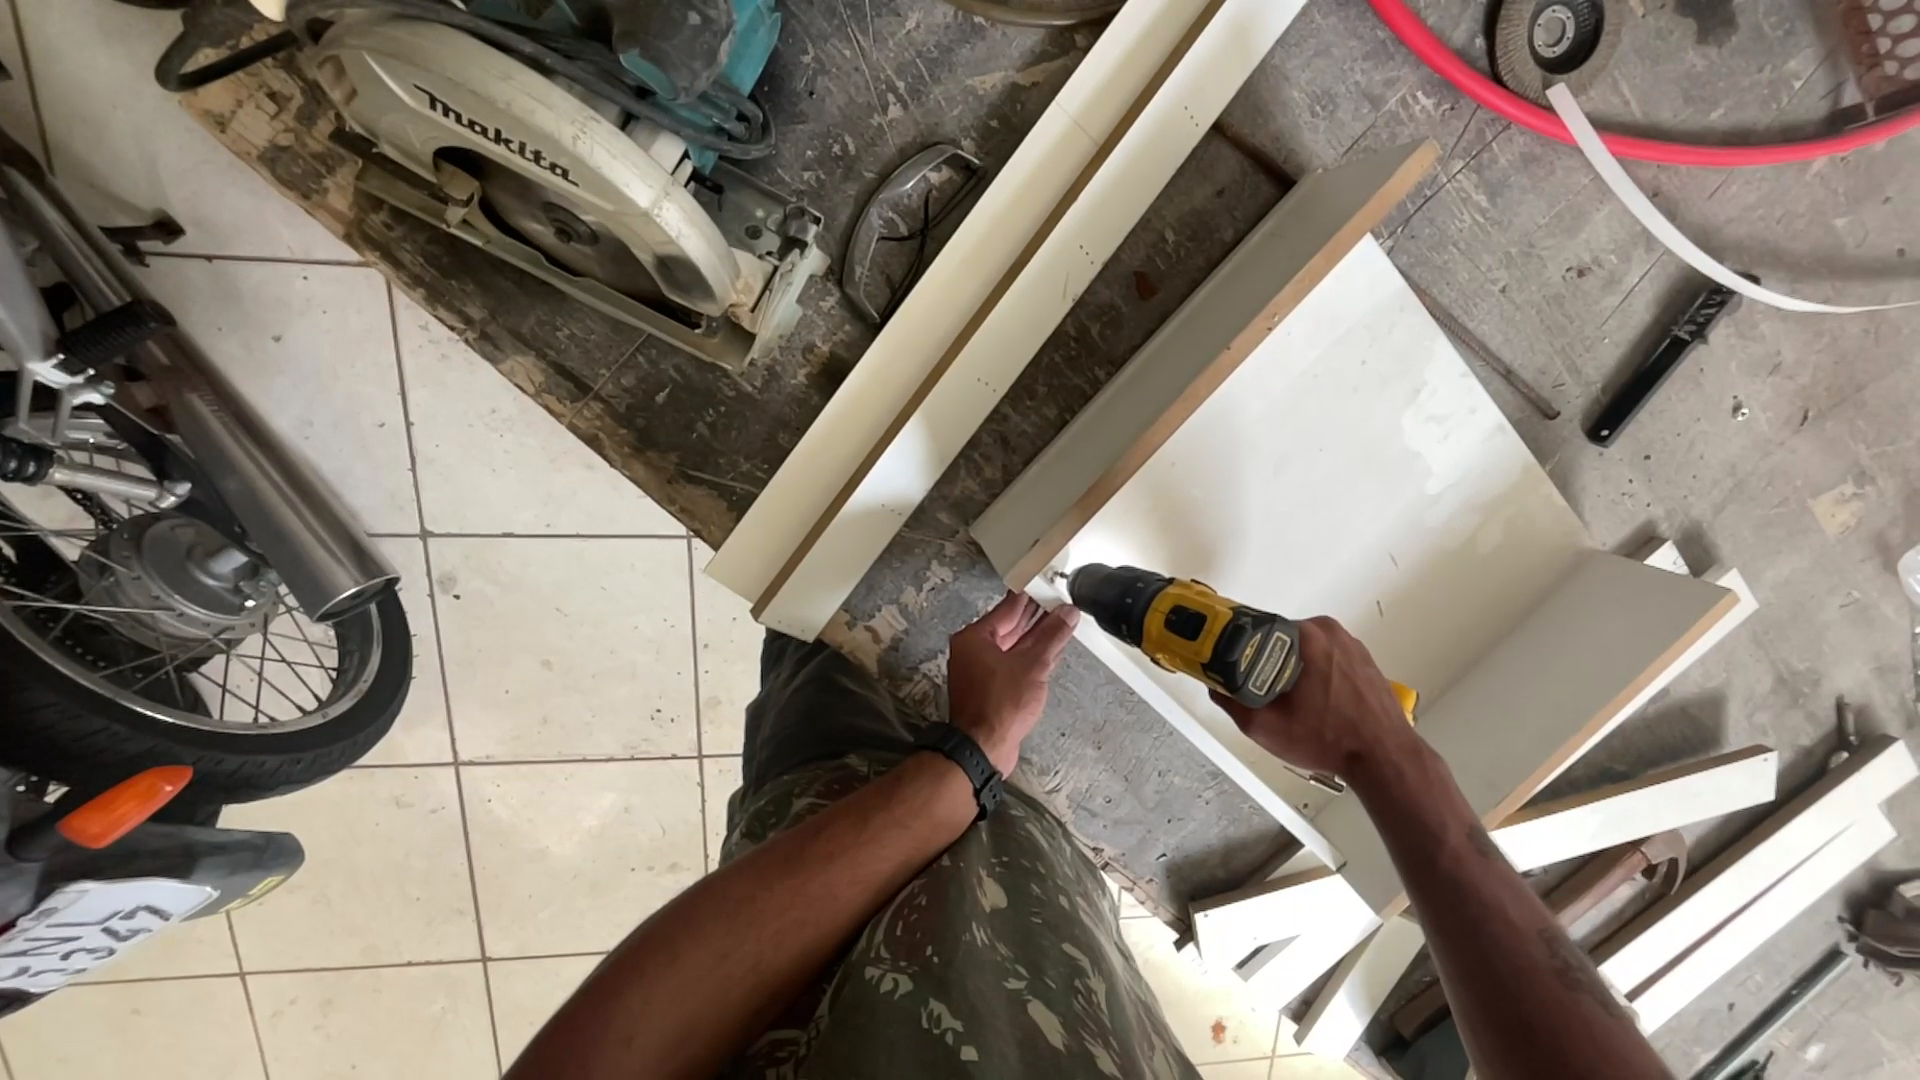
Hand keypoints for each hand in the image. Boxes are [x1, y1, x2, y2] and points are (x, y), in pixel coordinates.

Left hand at [946, 592, 1080, 773]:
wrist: (983, 749)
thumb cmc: (1000, 706)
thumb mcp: (1033, 665)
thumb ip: (1052, 637)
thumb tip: (1067, 614)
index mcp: (975, 637)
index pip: (1009, 607)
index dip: (1032, 596)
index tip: (1050, 586)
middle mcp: (973, 650)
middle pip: (1010, 626)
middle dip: (1037, 617)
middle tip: (1061, 604)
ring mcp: (979, 671)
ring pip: (1012, 647)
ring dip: (1036, 639)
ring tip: (1061, 625)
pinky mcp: (988, 689)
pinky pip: (1011, 665)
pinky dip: (1029, 659)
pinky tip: (1049, 654)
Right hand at [1210, 616, 1416, 780]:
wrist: (1384, 759)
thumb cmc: (1333, 740)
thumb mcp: (1265, 726)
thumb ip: (1231, 702)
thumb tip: (1217, 688)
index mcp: (1308, 636)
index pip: (1258, 628)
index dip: (1241, 650)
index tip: (1234, 668)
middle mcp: (1331, 632)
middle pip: (1280, 639)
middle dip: (1265, 661)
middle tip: (1258, 691)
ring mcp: (1350, 646)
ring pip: (1303, 649)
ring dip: (1290, 668)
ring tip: (1284, 698)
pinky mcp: (1363, 661)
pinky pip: (1325, 659)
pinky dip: (1312, 674)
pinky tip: (1309, 701)